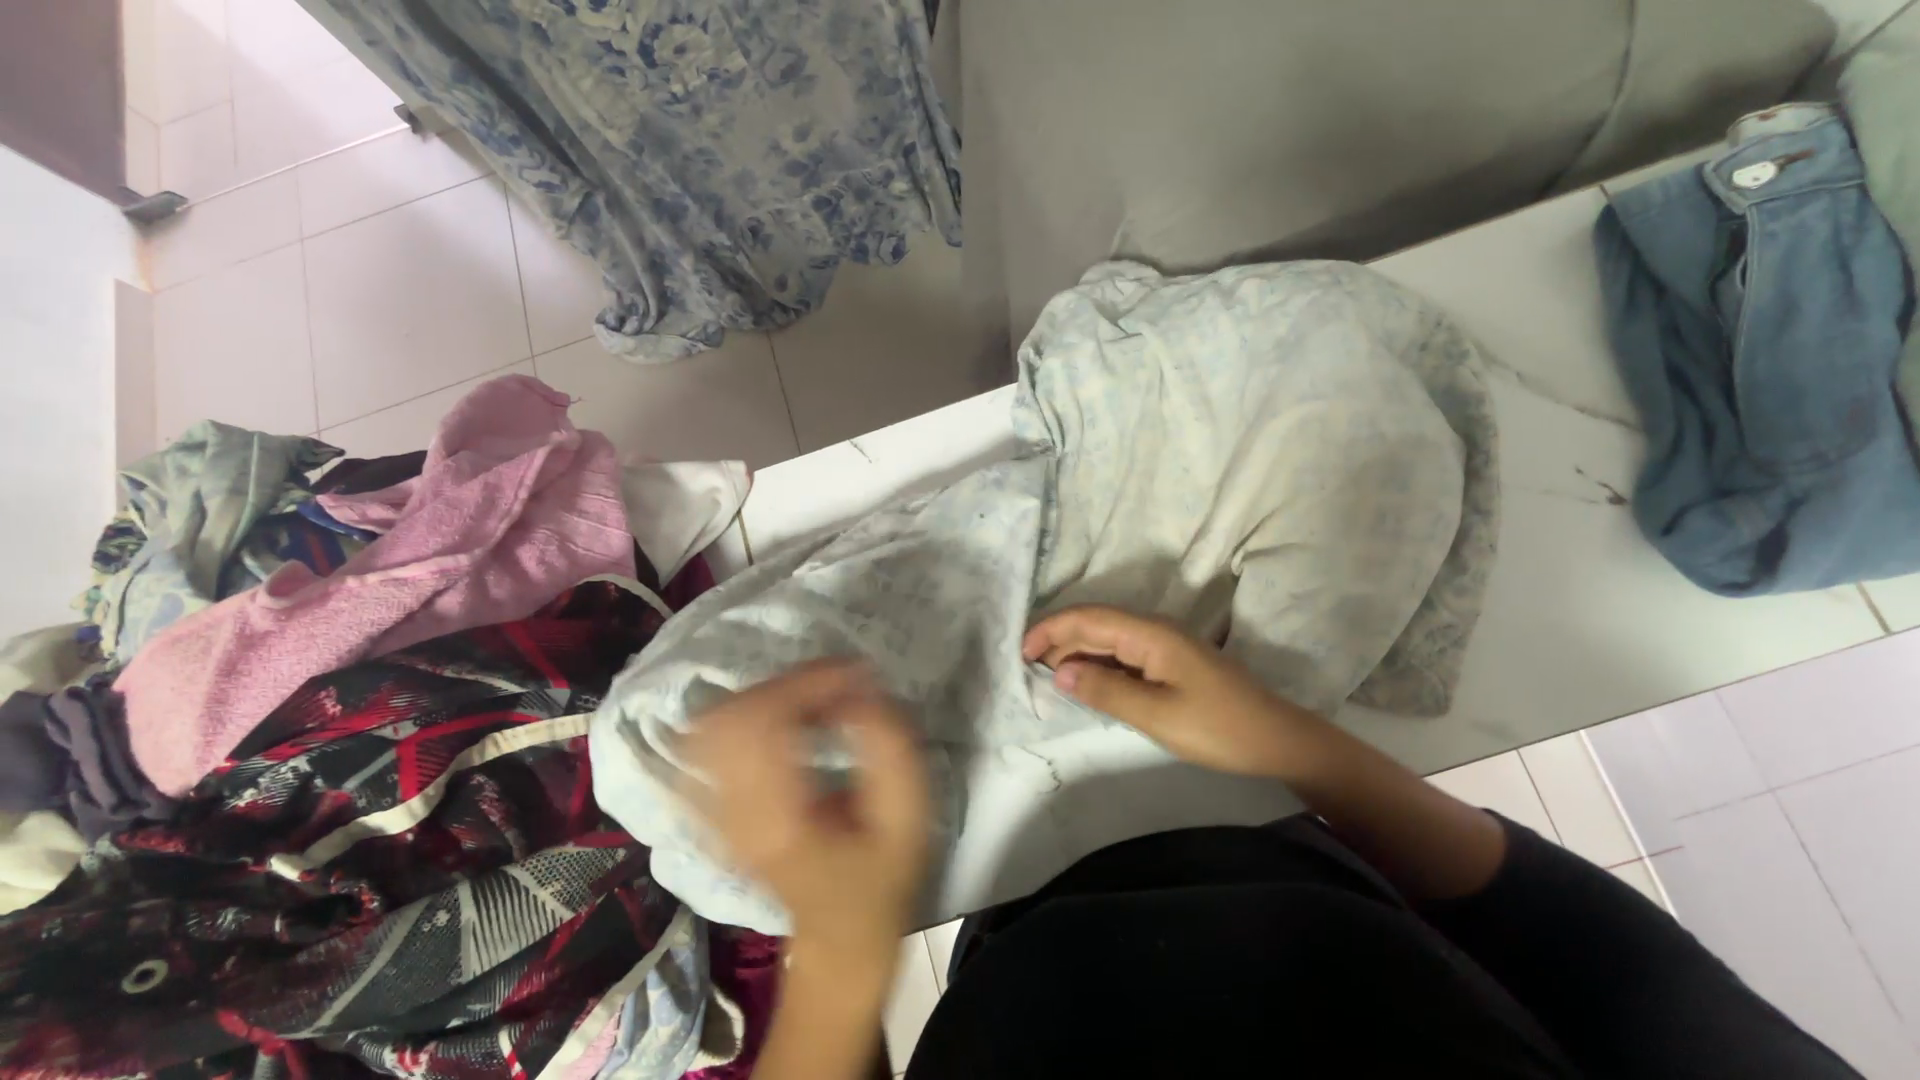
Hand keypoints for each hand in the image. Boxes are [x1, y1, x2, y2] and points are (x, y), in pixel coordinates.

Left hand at [685, 660, 929, 972]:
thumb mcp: (907, 818)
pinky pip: (700, 744)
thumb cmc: (881, 878)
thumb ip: (889, 751)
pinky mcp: (705, 810)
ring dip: (758, 697)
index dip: (806, 683)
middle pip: (723, 718)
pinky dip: (737, 717)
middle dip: (780, 685)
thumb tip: (857, 692)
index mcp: (775, 822)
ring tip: (805, 702)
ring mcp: (708, 814)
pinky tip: (775, 722)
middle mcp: (726, 816)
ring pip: (704, 726)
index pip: (762, 724)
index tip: (853, 675)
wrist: (840, 937)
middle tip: (829, 687)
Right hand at [1023, 605, 1321, 777]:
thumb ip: (1105, 691)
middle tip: (1026, 671)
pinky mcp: (1169, 666)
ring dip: (1075, 656)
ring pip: (1107, 641)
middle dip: (1057, 642)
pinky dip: (1096, 668)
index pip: (1088, 618)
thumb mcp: (1157, 714)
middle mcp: (1153, 632)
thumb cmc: (1217, 728)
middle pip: (1095, 625)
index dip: (1050, 629)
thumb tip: (1058, 673)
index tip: (1020, 652)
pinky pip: (1122, 657)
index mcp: (1150, 634)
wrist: (1276, 741)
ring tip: (1046, 681)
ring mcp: (1163, 648)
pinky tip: (1083, 687)